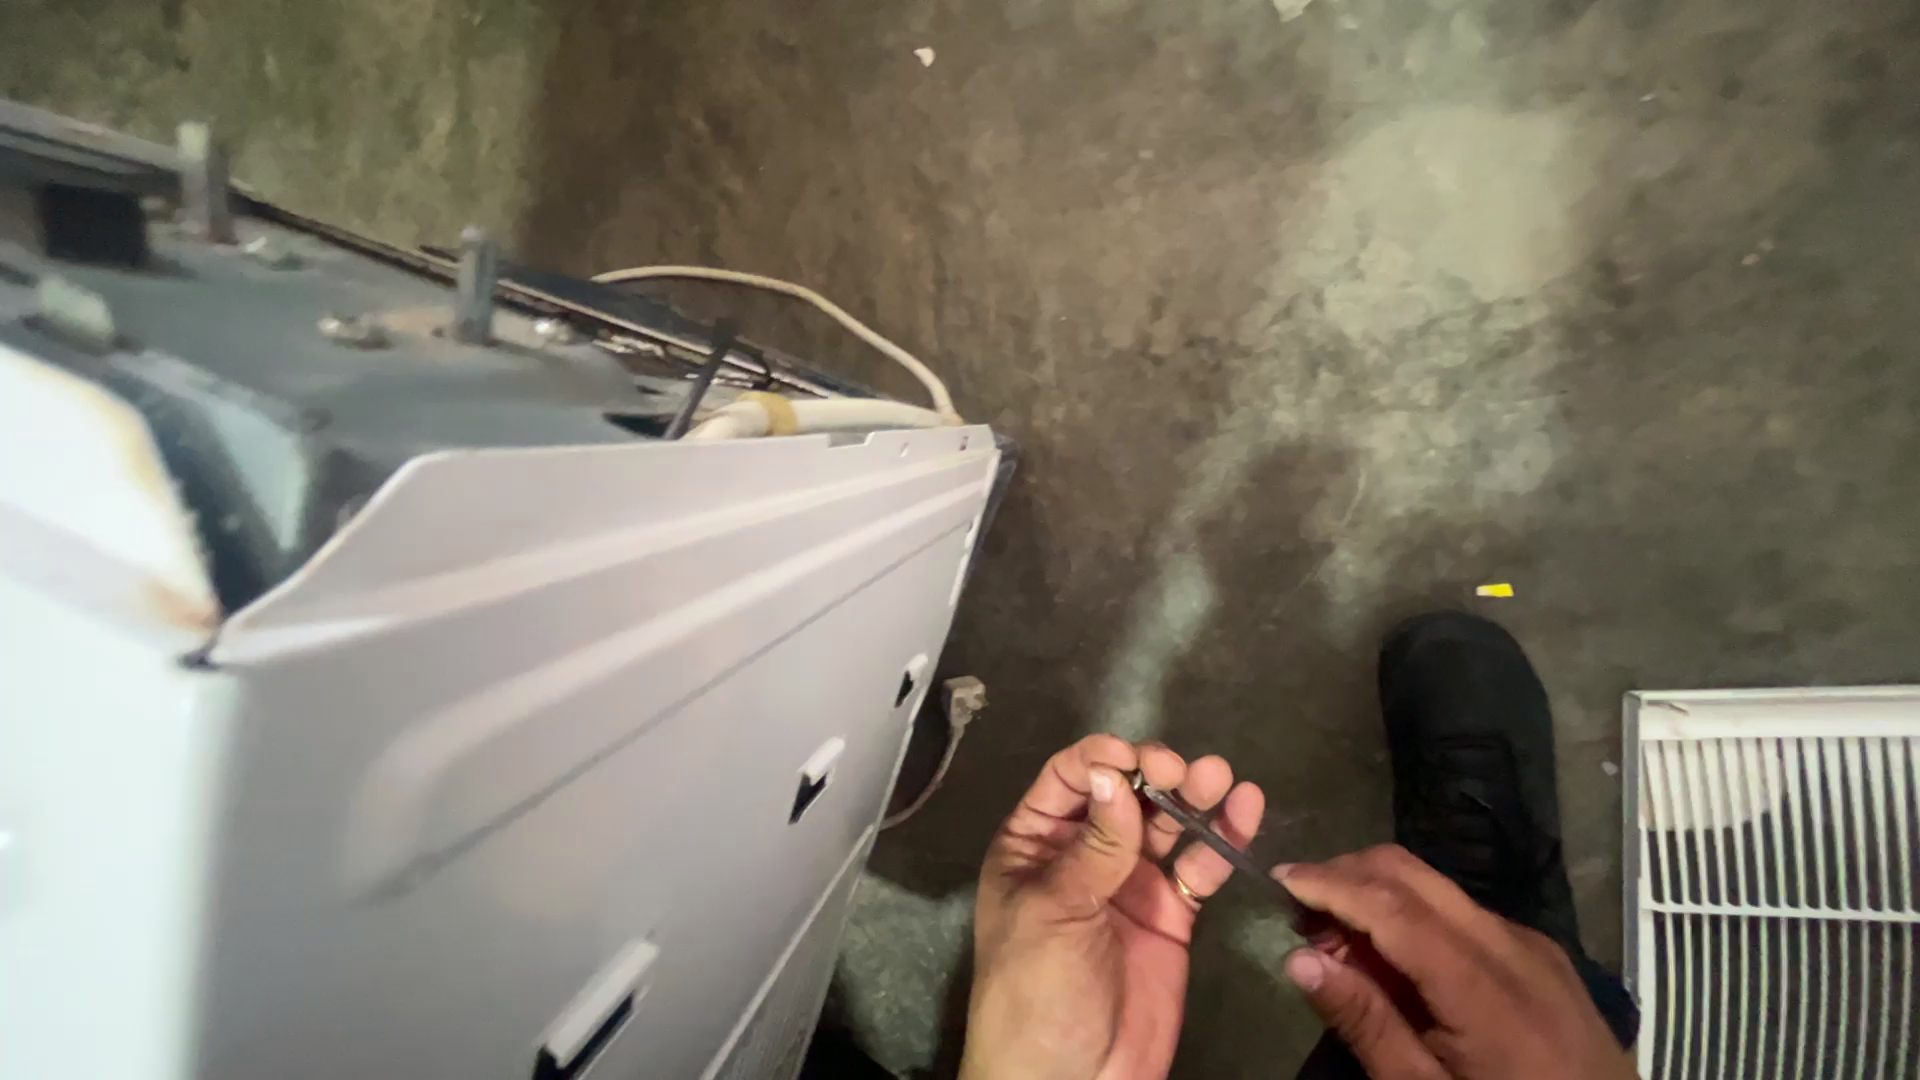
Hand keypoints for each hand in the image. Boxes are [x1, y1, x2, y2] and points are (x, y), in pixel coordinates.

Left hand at [960, 735, 1264, 1079]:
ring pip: (1164, 823)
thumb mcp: (1053, 908)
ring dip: (1193, 796)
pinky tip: (1245, 813)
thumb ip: (1092, 845)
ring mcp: (1130, 881)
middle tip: (1185, 770)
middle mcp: (1083, 850)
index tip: (1134, 757)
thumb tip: (1113, 773)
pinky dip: (1220, 841)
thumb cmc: (1037, 986)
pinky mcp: (1170, 914)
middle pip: (1122, 792)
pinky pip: (1197, 868)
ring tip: (1222, 778)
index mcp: (1035, 840)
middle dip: (1154, 772)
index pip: (1068, 778)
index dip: (1100, 758)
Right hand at [1277, 845, 1636, 1079]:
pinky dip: (1408, 912)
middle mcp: (1514, 948)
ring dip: (1372, 892)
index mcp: (1490, 992)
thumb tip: (1296, 958)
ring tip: (1339, 943)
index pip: (1392, 906)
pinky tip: (1392, 959)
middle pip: (1409, 874)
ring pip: (1431, 884)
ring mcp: (1532, 947)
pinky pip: (1457, 909)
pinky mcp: (1541, 957)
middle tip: (1300, 914)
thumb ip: (1366, 1025)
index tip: (1277, 879)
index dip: (1330, 883)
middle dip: (1343, 875)